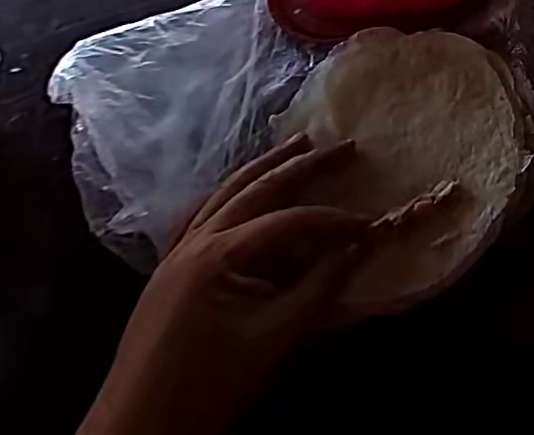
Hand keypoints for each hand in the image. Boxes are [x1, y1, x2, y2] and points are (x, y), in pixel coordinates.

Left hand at [80, 133, 366, 434]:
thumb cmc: (208, 389)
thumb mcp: (275, 339)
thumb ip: (319, 286)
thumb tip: (359, 246)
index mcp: (217, 255)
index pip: (287, 221)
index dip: (331, 220)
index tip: (366, 223)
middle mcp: (194, 240)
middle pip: (256, 188)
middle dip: (301, 164)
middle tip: (338, 146)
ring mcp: (176, 251)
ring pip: (226, 192)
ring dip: (264, 166)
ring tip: (296, 145)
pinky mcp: (167, 268)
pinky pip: (202, 213)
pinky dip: (230, 193)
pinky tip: (240, 188)